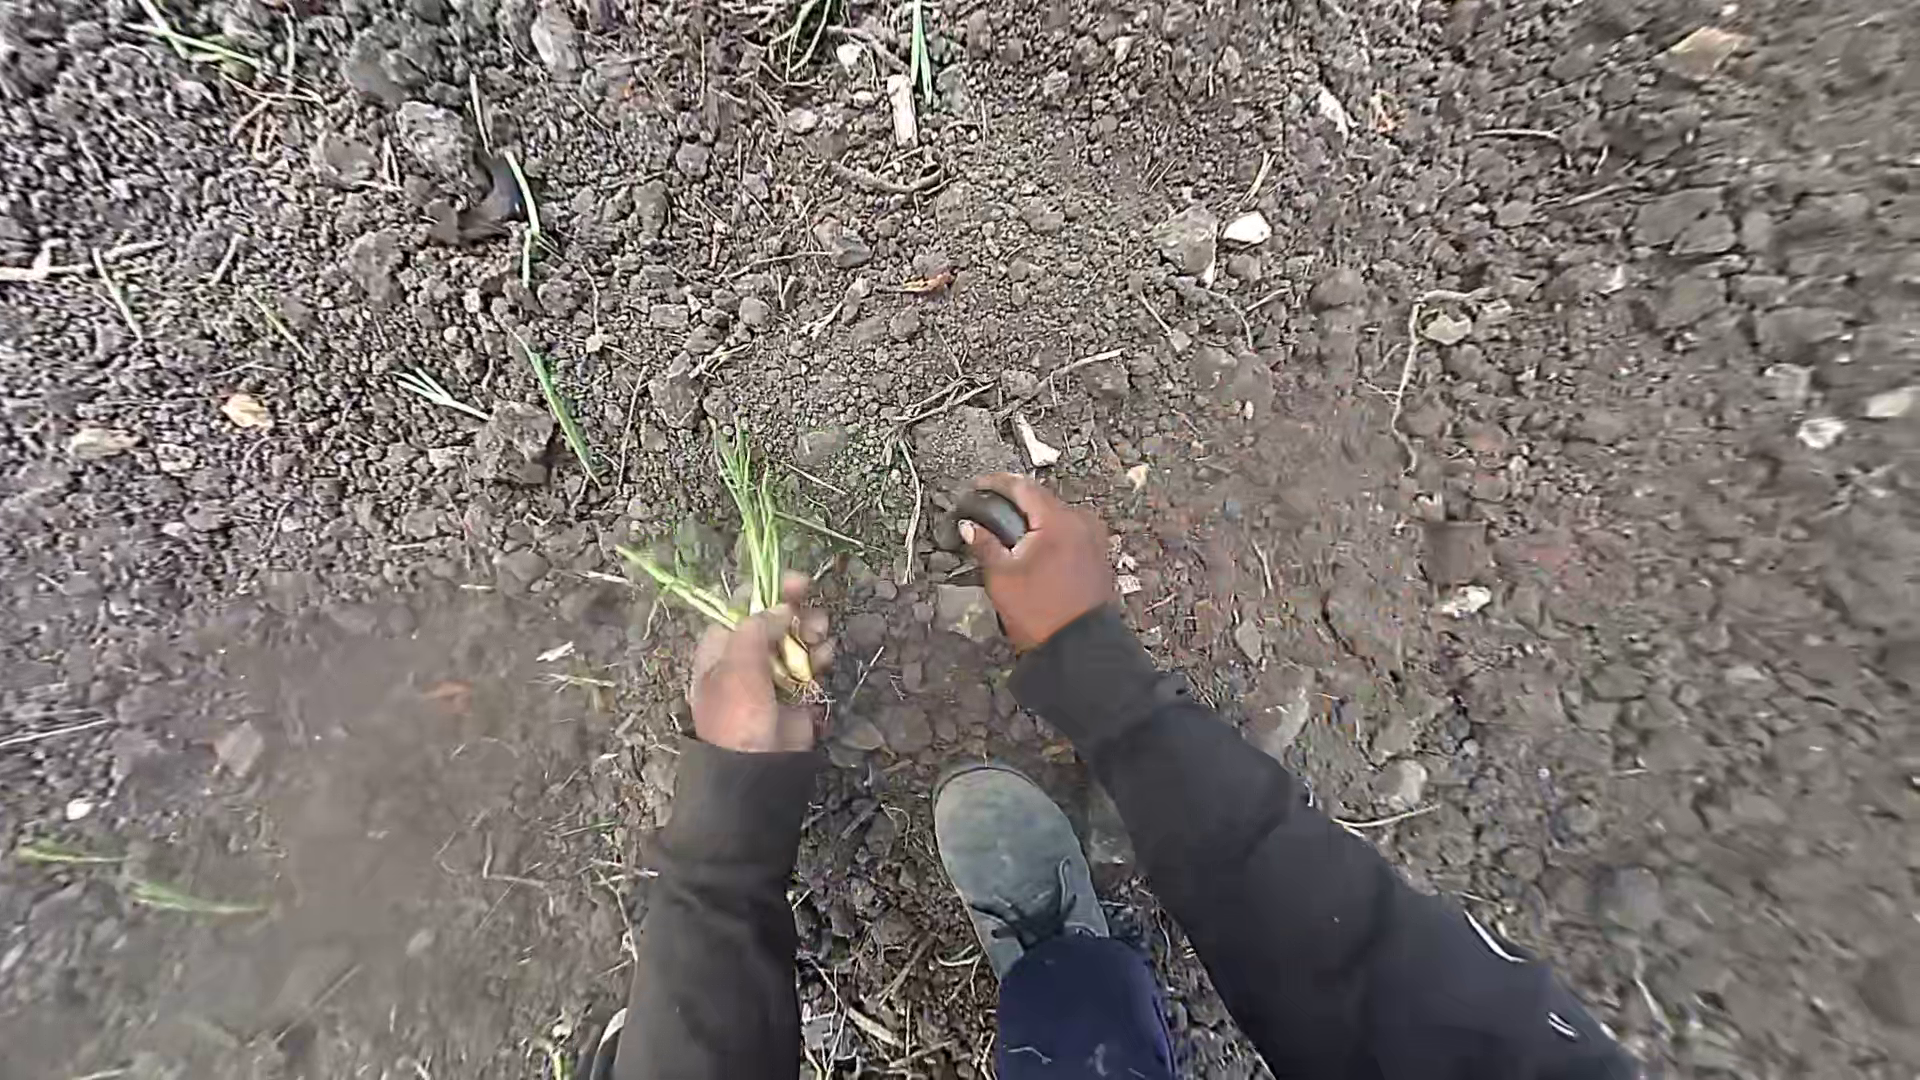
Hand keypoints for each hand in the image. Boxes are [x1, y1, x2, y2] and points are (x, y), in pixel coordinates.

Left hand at [688, 574, 833, 752]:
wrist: (758, 768)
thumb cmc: (738, 714)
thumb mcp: (738, 666)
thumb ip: (758, 628)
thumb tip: (782, 607)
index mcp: (723, 646)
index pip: (744, 606)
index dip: (769, 591)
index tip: (796, 583)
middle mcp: (748, 654)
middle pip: (776, 617)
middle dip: (796, 610)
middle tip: (812, 607)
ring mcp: (775, 671)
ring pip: (798, 636)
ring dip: (812, 630)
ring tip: (819, 637)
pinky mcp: (798, 687)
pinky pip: (812, 659)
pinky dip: (821, 654)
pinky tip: (824, 656)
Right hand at [959, 474, 1115, 650]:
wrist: (1079, 647)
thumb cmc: (1039, 611)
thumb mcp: (1002, 576)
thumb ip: (985, 543)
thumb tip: (969, 526)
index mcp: (1057, 520)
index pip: (1023, 486)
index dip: (995, 483)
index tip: (976, 487)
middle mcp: (1081, 521)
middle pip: (1041, 498)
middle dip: (1013, 501)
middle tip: (987, 508)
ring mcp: (1093, 538)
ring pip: (1055, 515)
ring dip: (1031, 517)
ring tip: (1006, 528)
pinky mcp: (1097, 555)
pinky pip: (1068, 531)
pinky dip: (1048, 532)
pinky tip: (1032, 546)